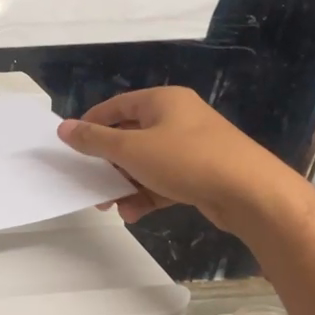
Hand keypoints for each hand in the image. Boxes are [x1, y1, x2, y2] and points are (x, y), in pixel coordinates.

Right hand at [57, 87, 306, 232]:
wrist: (251, 193)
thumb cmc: (186, 160)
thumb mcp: (131, 149)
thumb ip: (94, 140)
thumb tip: (63, 128)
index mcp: (163, 101)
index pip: (115, 106)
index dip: (90, 125)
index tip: (71, 147)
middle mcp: (178, 118)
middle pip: (129, 136)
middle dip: (106, 163)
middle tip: (89, 183)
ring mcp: (191, 147)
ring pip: (144, 163)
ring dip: (124, 184)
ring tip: (110, 204)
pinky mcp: (201, 173)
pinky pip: (163, 180)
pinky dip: (146, 194)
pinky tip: (134, 213)